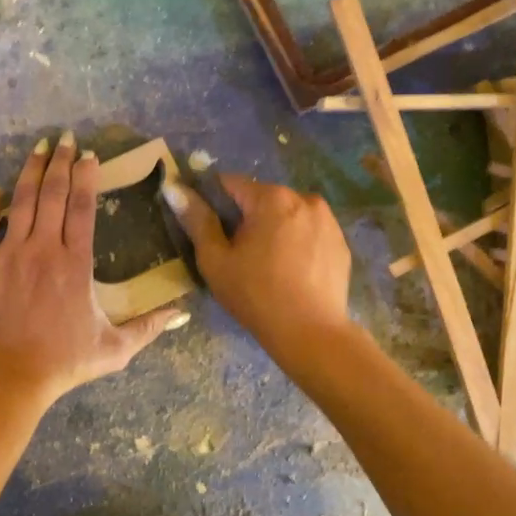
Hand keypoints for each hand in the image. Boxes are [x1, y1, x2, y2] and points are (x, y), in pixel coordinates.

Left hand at [0, 133, 190, 405]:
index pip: (83, 208)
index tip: (89, 156)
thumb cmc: (64, 363)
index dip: (87, 178)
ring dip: (30, 172)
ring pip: (20, 202)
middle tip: (65, 139)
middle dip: (60, 163)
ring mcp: (10, 255)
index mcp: (76, 263)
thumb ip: (148, 327)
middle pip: (53, 195)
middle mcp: (44, 249)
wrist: (9, 376)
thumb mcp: (114, 348)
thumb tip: (182, 313)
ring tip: (38, 149)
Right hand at [162, 175, 352, 362]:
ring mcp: (328, 220)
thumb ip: (197, 220)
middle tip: (236, 251)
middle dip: (247, 216)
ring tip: (265, 262)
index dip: (214, 200)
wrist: (309, 331)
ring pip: (288, 214)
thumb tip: (174, 189)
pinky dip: (296, 242)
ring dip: (273, 228)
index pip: (231, 183)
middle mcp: (304, 199)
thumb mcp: (215, 259)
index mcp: (271, 198)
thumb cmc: (254, 293)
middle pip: (262, 198)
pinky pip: (309, 231)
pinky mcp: (341, 242)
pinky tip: (289, 270)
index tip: (207, 225)